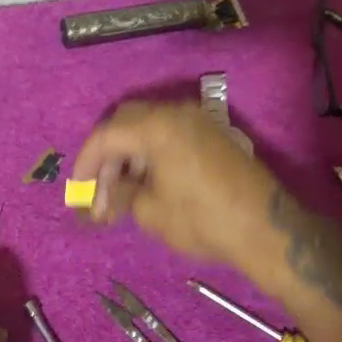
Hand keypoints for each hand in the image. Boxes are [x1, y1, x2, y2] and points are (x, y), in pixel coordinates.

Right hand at [71, 101, 282, 277]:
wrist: (264, 228)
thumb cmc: (202, 220)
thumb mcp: (150, 211)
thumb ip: (122, 193)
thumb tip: (110, 193)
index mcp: (157, 126)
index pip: (106, 135)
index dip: (86, 163)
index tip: (77, 190)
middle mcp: (177, 113)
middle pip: (126, 123)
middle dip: (107, 156)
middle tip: (99, 190)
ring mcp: (199, 121)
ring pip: (149, 127)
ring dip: (130, 156)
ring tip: (122, 195)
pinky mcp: (213, 135)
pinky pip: (171, 134)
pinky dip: (152, 154)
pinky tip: (147, 184)